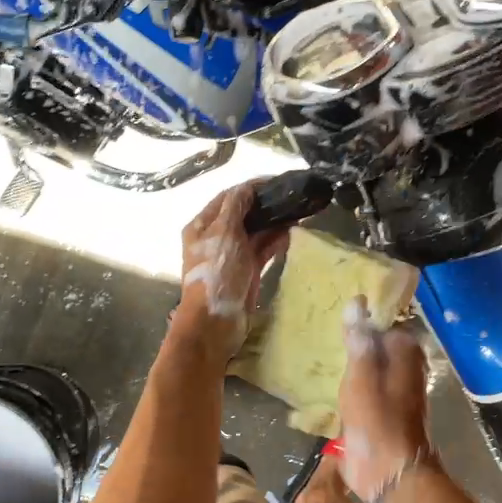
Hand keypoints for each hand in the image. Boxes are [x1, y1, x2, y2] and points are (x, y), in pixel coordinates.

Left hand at [174, 180, 287, 349]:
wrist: (215, 322)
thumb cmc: (216, 274)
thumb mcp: (224, 233)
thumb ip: (236, 206)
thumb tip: (248, 187)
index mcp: (203, 226)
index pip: (229, 197)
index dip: (251, 187)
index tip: (277, 180)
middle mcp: (216, 239)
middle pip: (243, 214)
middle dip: (266, 205)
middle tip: (292, 196)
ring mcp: (231, 257)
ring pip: (255, 233)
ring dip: (274, 223)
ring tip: (298, 212)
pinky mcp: (246, 273)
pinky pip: (262, 251)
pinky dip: (276, 242)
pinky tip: (292, 234)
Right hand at [336, 296, 437, 502]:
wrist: (391, 475)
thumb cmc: (377, 421)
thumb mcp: (361, 376)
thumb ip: (359, 339)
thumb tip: (357, 301)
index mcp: (405, 353)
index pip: (384, 322)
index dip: (364, 318)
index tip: (337, 315)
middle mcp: (405, 368)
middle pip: (378, 344)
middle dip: (356, 340)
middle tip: (324, 333)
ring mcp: (395, 392)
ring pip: (371, 367)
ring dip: (351, 364)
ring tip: (323, 353)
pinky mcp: (383, 413)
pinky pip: (365, 389)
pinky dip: (351, 385)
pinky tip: (331, 383)